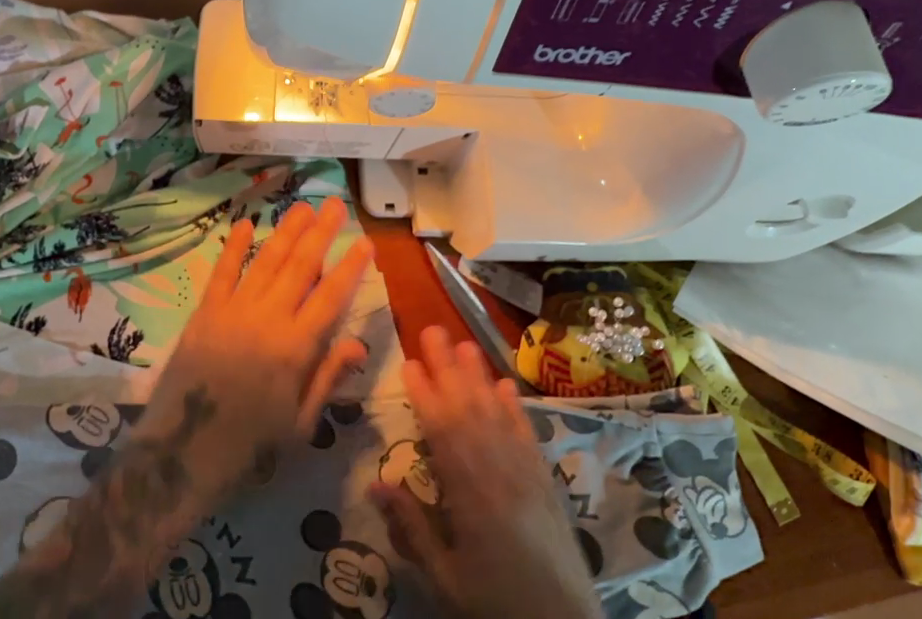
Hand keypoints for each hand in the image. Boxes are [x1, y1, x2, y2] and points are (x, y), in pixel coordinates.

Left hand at [0, 199, 373, 617]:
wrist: (181, 454)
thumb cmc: (249, 448)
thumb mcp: (300, 424)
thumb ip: (326, 378)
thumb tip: (357, 343)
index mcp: (296, 349)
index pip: (331, 297)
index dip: (349, 268)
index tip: (365, 241)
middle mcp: (267, 320)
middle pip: (300, 268)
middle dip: (320, 234)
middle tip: (336, 204)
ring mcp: (233, 313)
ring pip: (265, 262)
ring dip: (285, 232)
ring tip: (302, 205)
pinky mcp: (204, 314)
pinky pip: (222, 273)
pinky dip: (233, 247)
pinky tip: (244, 223)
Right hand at [370, 326, 602, 618]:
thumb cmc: (495, 604)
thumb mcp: (444, 577)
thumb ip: (412, 529)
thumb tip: (375, 483)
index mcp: (470, 496)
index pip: (442, 433)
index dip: (424, 395)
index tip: (407, 361)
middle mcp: (499, 474)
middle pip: (470, 411)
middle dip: (449, 369)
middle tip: (432, 330)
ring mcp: (527, 475)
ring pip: (497, 416)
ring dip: (479, 377)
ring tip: (464, 342)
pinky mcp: (546, 483)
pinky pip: (527, 436)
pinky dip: (515, 408)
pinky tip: (505, 385)